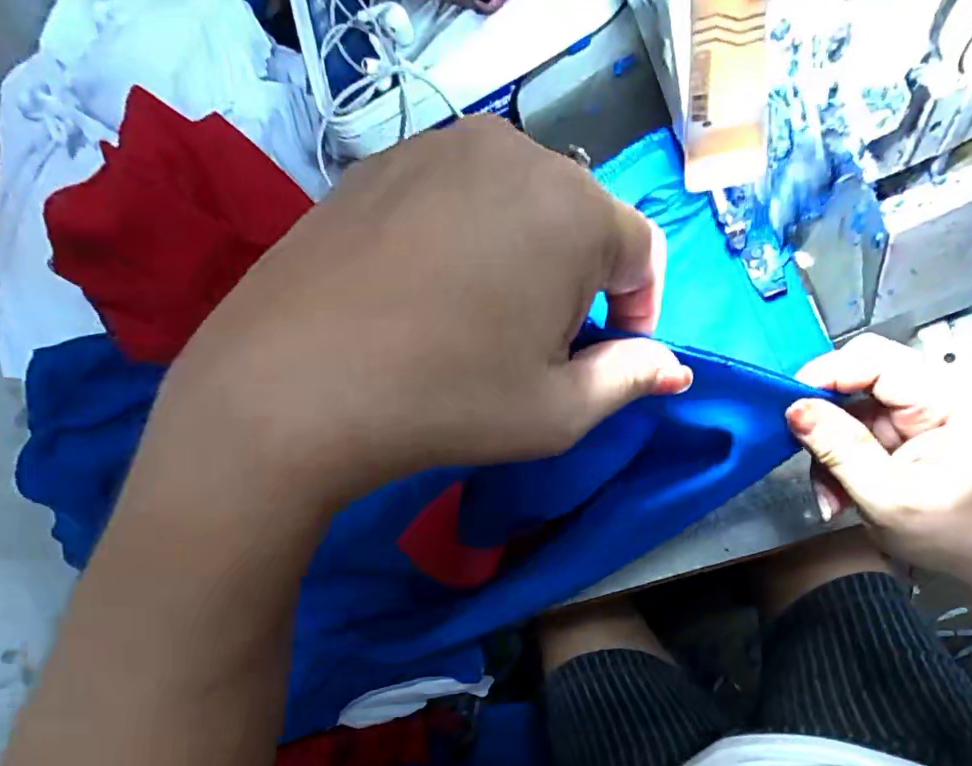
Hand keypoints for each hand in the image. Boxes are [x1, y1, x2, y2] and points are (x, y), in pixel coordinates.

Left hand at [149, 116, 690, 506]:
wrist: (295, 384)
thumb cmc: (450, 402)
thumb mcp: (559, 411)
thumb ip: (629, 379)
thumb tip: (675, 369)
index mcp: (574, 210)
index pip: (643, 251)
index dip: (639, 311)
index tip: (608, 358)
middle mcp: (516, 154)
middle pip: (583, 220)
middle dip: (581, 285)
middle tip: (541, 349)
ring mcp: (440, 147)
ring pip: (522, 204)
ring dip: (528, 260)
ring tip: (485, 323)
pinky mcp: (384, 161)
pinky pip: (460, 196)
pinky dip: (471, 240)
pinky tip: (432, 295)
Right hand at [785, 335, 971, 597]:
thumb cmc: (957, 536)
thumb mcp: (889, 498)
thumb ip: (840, 449)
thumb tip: (793, 409)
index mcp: (951, 395)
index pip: (873, 359)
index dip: (823, 376)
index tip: (786, 411)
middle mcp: (942, 391)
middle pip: (860, 384)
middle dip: (828, 427)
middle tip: (811, 465)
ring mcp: (928, 413)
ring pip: (854, 414)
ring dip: (834, 456)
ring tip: (833, 501)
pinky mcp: (916, 433)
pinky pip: (864, 435)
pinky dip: (846, 465)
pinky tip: (845, 498)